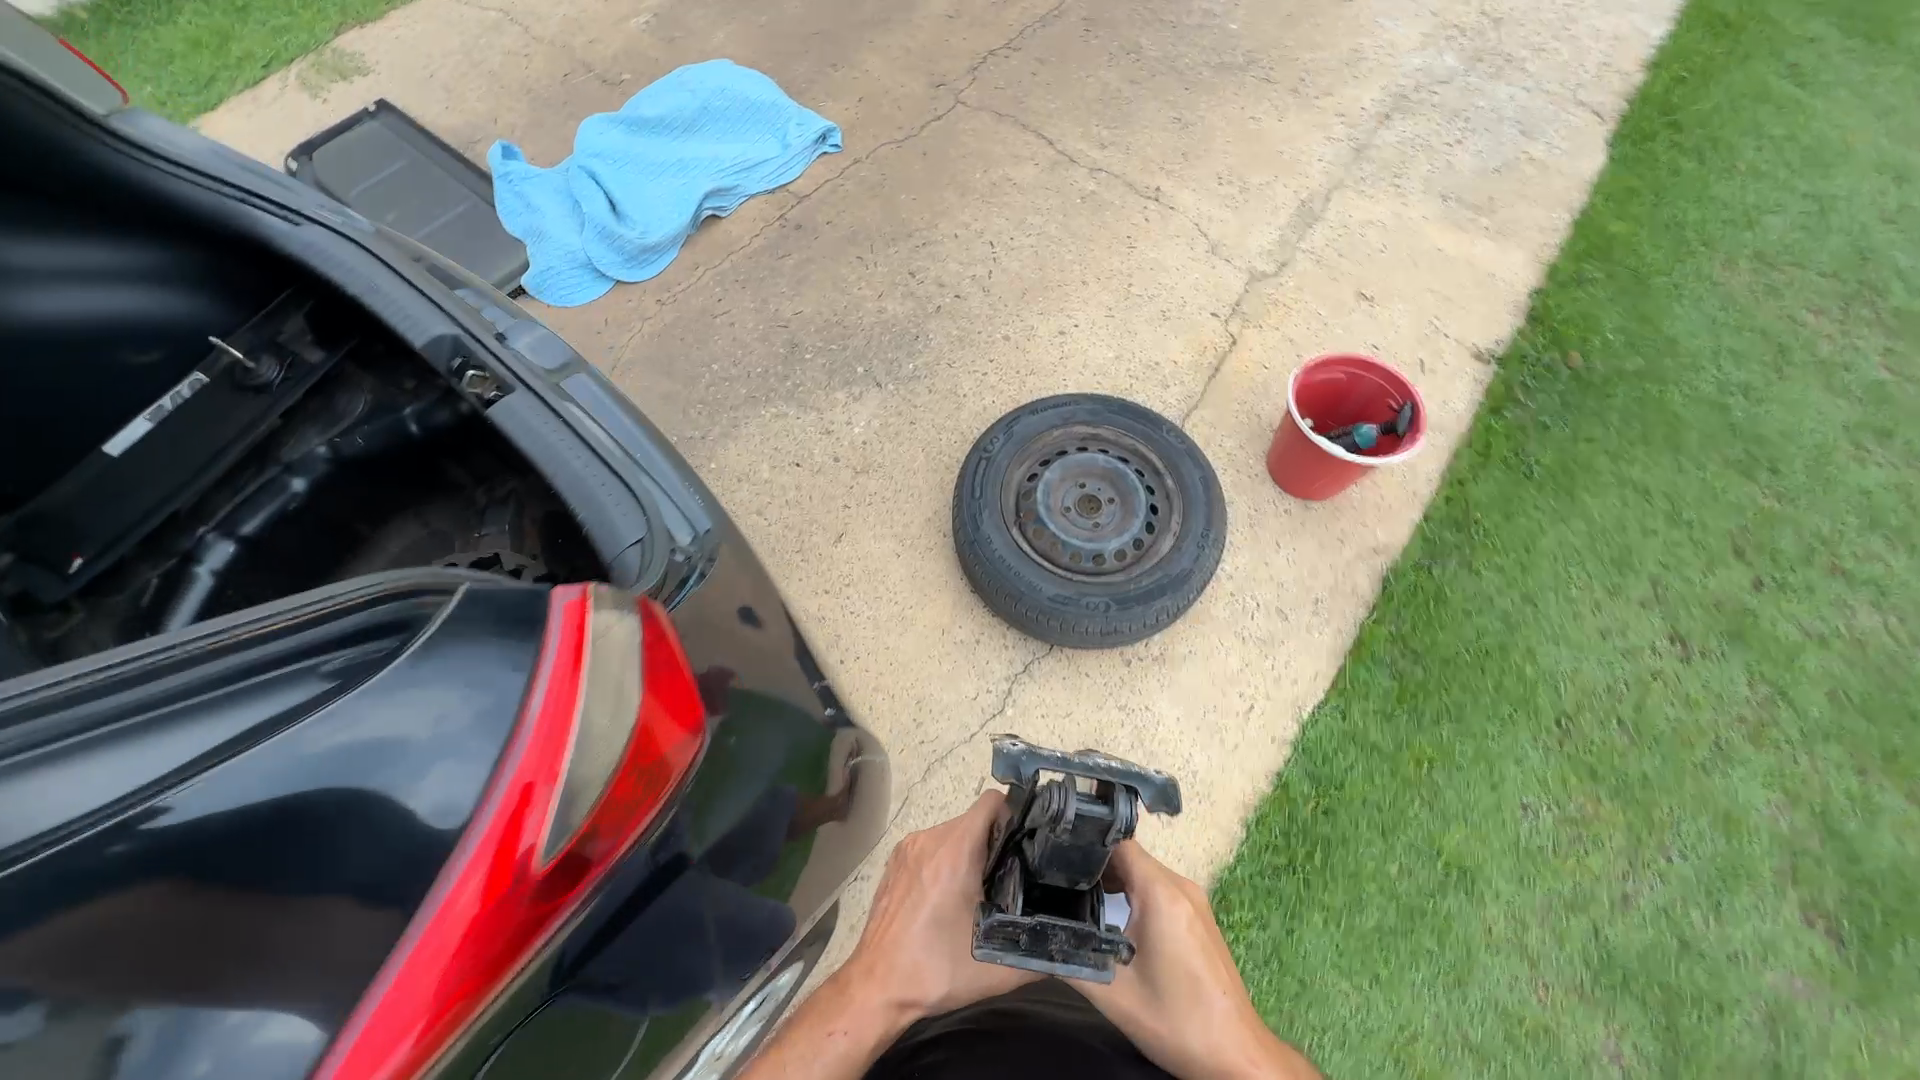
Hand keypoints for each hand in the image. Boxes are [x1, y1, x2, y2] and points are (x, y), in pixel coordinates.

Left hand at [839, 789, 1038, 1020]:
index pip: (992, 803)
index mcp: (955, 851)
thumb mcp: (998, 966)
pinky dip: (947, 861)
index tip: (1030, 842)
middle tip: (1013, 877)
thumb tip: (1070, 943)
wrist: (876, 988)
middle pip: (974, 820)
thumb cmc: (936, 971)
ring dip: (970, 854)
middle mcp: (929, 840)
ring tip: (983, 890)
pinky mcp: (895, 862)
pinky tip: (952, 896)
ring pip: (952, 834)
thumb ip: (1040, 950)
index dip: (1016, 815)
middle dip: (996, 843)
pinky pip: (932, 847)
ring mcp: (908, 848)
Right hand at [1070, 841, 1320, 1079]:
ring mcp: (1194, 901)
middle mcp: (1182, 887)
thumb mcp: (1113, 993)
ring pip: (1145, 873)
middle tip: (1055, 877)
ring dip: (1114, 880)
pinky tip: (1111, 914)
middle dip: (1093, 864)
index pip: (1119, 845)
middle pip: (1130, 856)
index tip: (1052, 853)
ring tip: (1076, 894)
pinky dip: (1134, 893)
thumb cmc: (1175, 1020)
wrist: (1234, 1054)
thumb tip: (1033, 942)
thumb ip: (1070, 959)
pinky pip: (1159, 889)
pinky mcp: (1198, 917)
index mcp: (1162, 894)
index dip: (1084, 844)